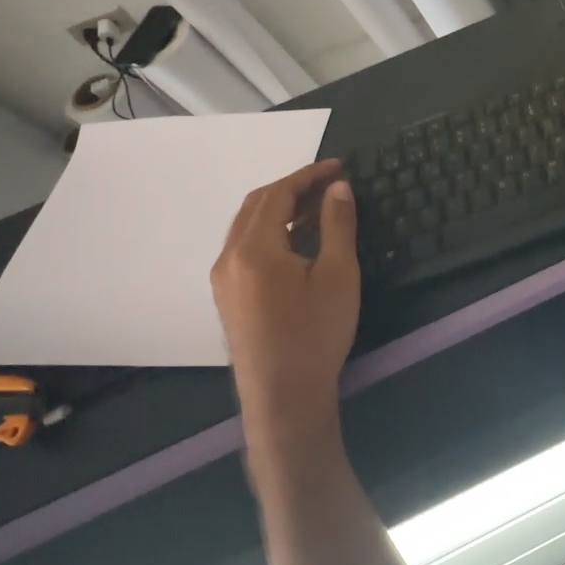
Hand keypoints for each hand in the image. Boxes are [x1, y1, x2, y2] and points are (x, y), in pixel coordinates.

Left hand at [211, 160, 358, 421]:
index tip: (340, 167)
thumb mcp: (338, 274)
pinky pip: (246, 247)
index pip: (277, 195)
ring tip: (322, 206)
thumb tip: (337, 188)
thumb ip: (337, 225)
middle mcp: (229, 259)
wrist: (284, 397)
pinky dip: (273, 231)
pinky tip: (301, 239)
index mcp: (253, 250)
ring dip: (282, 209)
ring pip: (249, 227)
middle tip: (332, 182)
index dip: (309, 175)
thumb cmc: (316, 333)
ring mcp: (224, 280)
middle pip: (257, 206)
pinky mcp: (229, 297)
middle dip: (294, 187)